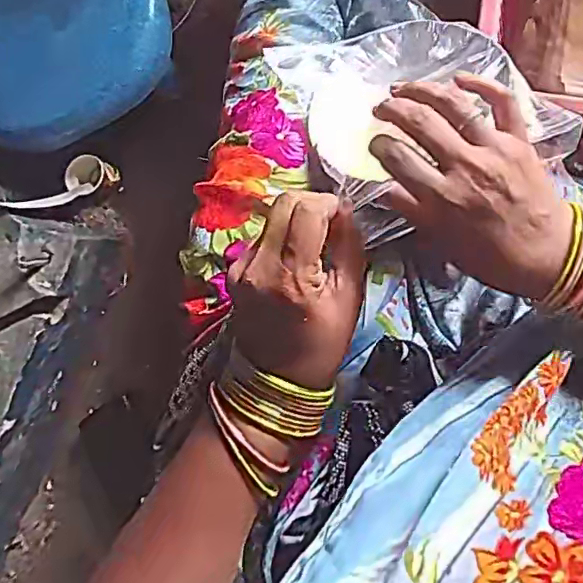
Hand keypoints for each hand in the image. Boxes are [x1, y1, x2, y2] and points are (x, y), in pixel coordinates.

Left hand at [229, 191, 367, 388]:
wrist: (276, 380)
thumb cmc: (322, 343)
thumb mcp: (350, 296)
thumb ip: (349, 245)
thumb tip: (345, 210)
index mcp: (291, 274)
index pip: (306, 208)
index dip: (330, 204)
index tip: (343, 216)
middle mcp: (259, 264)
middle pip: (284, 202)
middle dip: (312, 204)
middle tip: (330, 222)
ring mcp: (240, 266)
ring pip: (271, 216)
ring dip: (296, 219)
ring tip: (313, 243)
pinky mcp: (232, 270)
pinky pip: (262, 235)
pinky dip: (281, 236)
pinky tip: (292, 258)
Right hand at [369, 74, 573, 298]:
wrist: (550, 256)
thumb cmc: (494, 258)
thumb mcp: (444, 242)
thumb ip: (412, 211)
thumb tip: (383, 188)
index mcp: (443, 197)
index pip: (397, 157)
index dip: (378, 144)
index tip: (374, 142)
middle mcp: (466, 166)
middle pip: (420, 122)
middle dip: (392, 109)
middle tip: (380, 108)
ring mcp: (495, 148)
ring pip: (454, 105)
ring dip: (423, 90)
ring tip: (404, 88)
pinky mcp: (520, 140)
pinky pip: (502, 102)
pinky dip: (482, 84)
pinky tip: (458, 79)